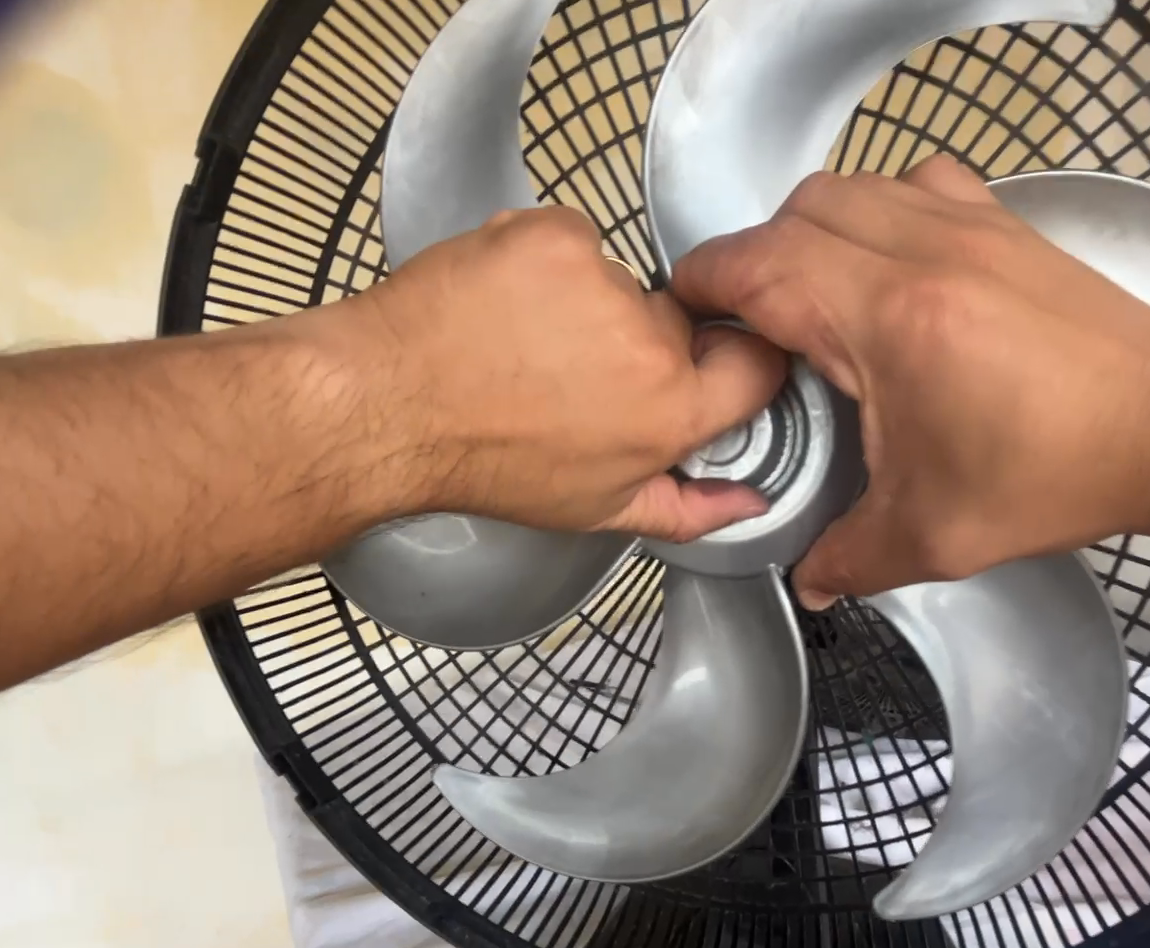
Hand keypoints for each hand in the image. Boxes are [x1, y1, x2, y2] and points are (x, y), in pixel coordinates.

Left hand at [299, 205, 788, 540]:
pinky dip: (552, 268)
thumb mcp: (601, 512)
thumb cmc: (494, 465)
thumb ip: (692, 509)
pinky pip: (579, 244)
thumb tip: (755, 501)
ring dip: (593, 308)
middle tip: (580, 373)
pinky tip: (512, 304)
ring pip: (625, 285)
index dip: (733, 367)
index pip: (757, 363)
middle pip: (682, 324)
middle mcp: (649, 340)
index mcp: (670, 412)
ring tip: (533, 342)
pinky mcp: (553, 234)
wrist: (392, 405)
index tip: (698, 373)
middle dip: (646, 346)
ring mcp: (600, 279)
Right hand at [672, 155, 1149, 606]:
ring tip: (802, 297)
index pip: (763, 268)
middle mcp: (924, 251)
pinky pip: (911, 185)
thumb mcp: (931, 537)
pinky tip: (880, 267)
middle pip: (795, 215)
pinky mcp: (1004, 225)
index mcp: (891, 321)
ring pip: (849, 188)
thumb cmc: (1054, 478)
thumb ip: (848, 561)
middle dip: (748, 262)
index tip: (680, 313)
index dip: (705, 282)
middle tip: (743, 324)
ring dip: (805, 234)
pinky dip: (871, 212)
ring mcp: (969, 225)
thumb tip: (805, 583)